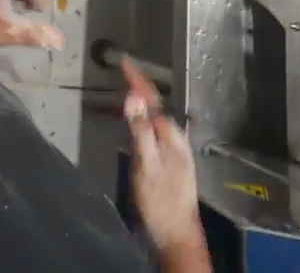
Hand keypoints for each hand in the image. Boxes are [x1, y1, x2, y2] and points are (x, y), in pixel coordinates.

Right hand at [122, 58, 205, 258]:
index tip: (124, 60)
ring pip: (154, 118)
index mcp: (171, 136)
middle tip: (122, 70)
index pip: (153, 99)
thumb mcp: (148, 165)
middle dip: (140, 87)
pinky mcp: (166, 163)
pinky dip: (142, 119)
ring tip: (127, 88)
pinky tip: (137, 121)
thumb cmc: (161, 202)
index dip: (138, 79)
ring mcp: (171, 152)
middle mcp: (174, 139)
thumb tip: (133, 96)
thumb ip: (141, 131)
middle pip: (155, 106)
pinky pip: (152, 131)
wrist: (176, 238)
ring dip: (142, 102)